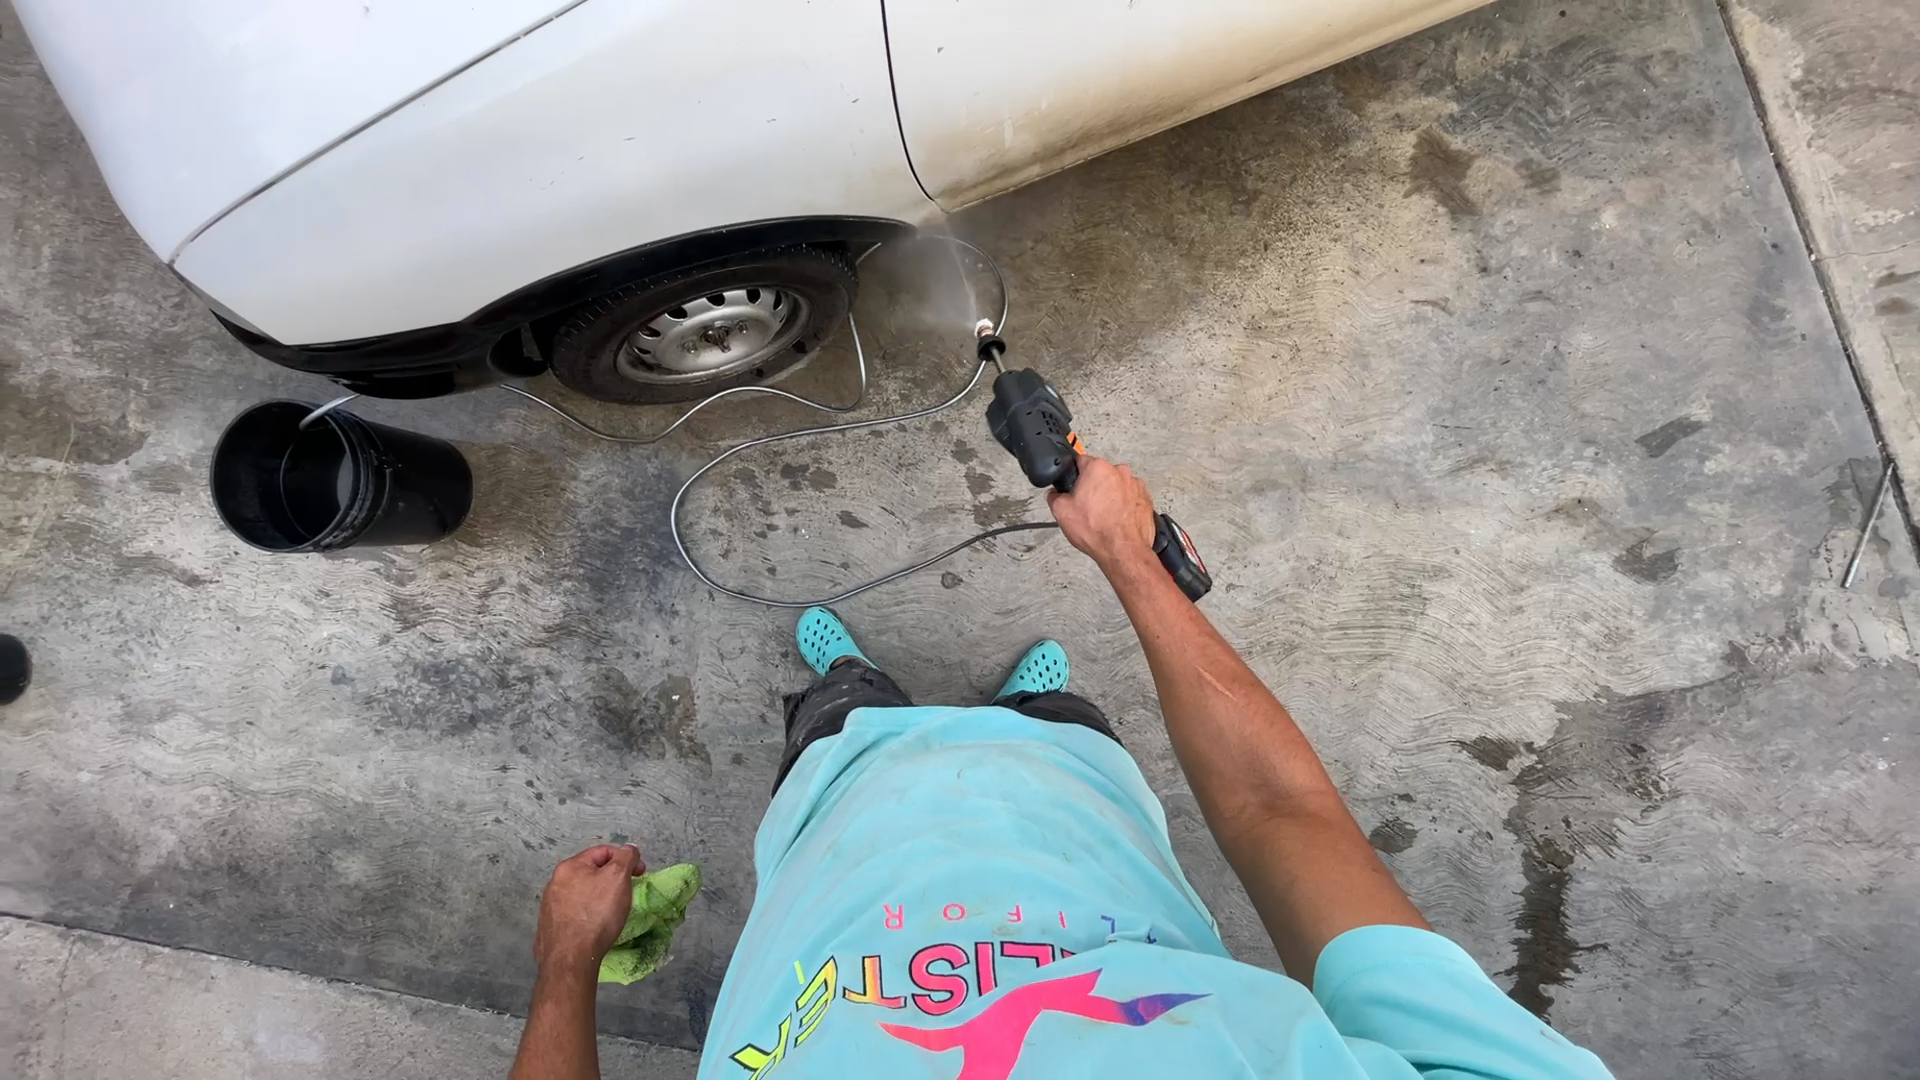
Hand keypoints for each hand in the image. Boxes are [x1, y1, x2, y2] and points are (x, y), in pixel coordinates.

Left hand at [533, 844, 644, 976]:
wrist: (571, 960)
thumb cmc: (597, 914)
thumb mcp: (619, 877)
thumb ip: (626, 856)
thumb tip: (628, 849)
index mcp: (569, 867)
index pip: (604, 851)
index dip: (626, 859)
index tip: (640, 873)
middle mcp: (554, 883)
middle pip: (592, 871)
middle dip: (612, 878)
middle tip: (626, 892)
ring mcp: (549, 907)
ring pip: (583, 892)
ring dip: (600, 896)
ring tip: (612, 911)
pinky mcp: (549, 928)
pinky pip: (574, 912)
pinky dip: (588, 913)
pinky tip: (595, 926)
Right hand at [1047, 456, 1157, 572]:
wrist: (1123, 550)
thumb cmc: (1098, 530)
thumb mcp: (1061, 512)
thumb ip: (1054, 496)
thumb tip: (1054, 494)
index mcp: (1097, 468)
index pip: (1080, 460)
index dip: (1074, 475)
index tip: (1073, 486)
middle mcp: (1119, 471)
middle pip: (1100, 474)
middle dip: (1092, 487)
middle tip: (1086, 506)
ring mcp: (1135, 484)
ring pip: (1116, 485)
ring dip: (1109, 496)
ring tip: (1102, 516)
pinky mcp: (1145, 498)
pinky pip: (1129, 497)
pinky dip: (1123, 505)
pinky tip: (1115, 519)